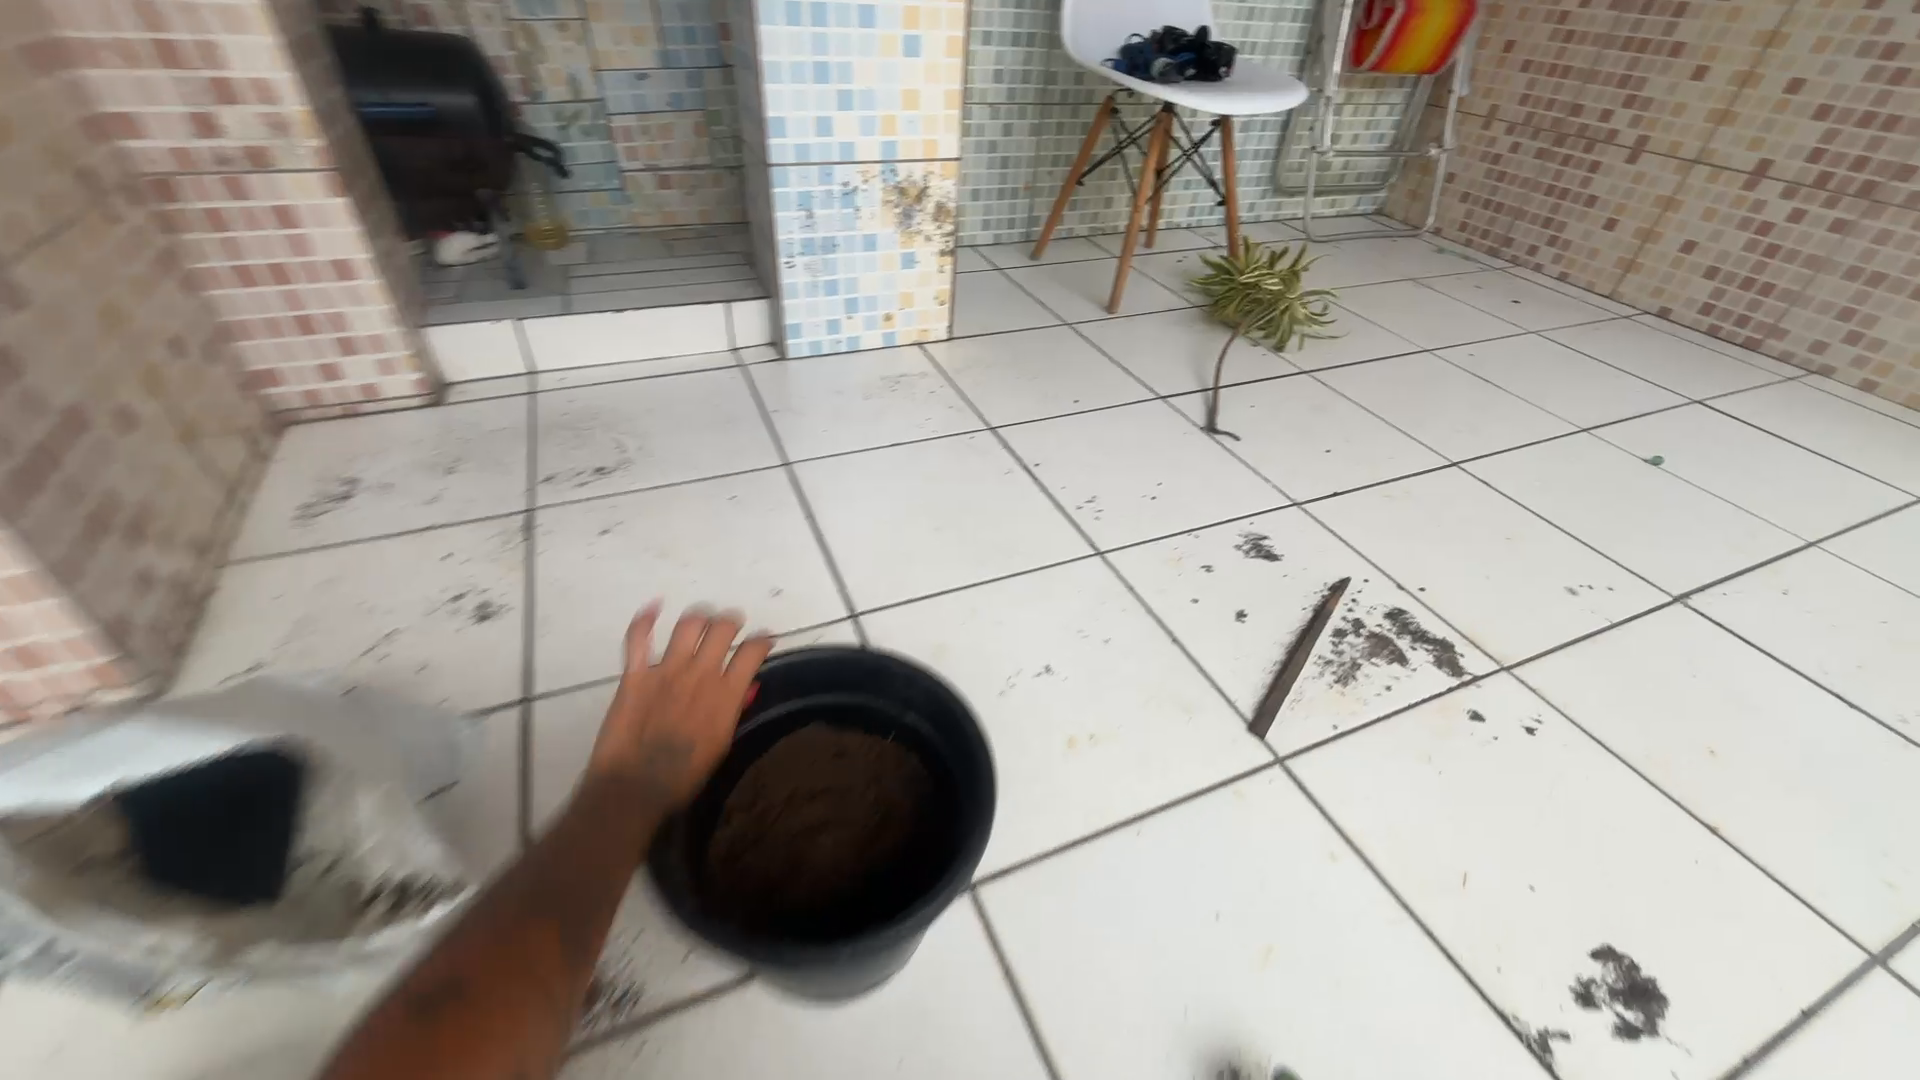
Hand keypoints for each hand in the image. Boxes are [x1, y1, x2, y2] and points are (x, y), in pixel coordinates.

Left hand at [586, 602, 773, 809]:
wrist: (634, 788)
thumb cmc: (684, 775)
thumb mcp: (721, 744)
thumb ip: (733, 710)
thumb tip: (745, 687)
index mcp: (727, 694)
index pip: (753, 651)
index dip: (762, 640)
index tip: (764, 639)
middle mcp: (701, 674)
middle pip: (723, 628)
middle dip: (732, 621)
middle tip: (732, 624)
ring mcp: (666, 670)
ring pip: (689, 624)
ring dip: (701, 616)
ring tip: (703, 618)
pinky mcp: (635, 674)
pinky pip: (639, 637)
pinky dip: (646, 618)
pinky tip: (654, 606)